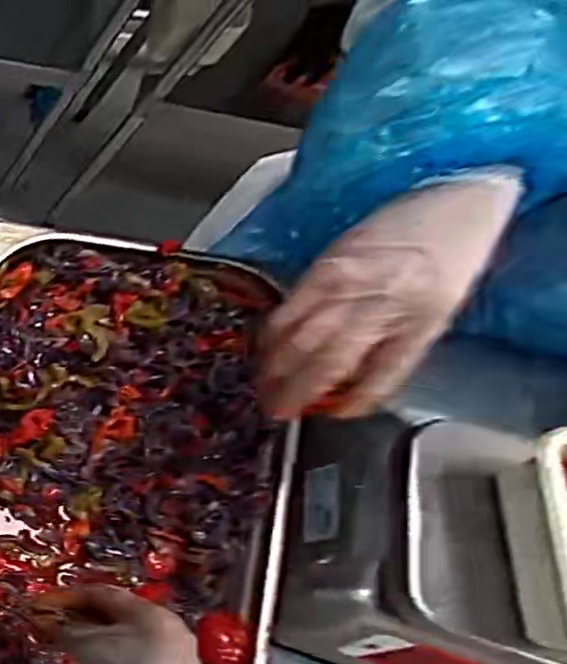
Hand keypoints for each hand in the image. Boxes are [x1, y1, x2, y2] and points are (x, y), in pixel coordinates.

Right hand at [35, 586, 213, 663]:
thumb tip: (44, 620)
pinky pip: (136, 646)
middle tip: (53, 619)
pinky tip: (95, 655)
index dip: (64, 596)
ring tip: (69, 637)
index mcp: (147, 610)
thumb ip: (62, 628)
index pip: (99, 592)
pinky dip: (111, 645)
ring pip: (126, 629)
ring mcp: (175, 645)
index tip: (39, 604)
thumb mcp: (84, 646)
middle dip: (78, 613)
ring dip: (93, 630)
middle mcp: (166, 622)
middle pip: (114, 610)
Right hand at [258, 170, 522, 418]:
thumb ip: (397, 338)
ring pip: (299, 343)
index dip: (359, 397)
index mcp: (425, 317)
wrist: (454, 197)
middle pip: (329, 361)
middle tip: (274, 410)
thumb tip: (354, 374)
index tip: (336, 414)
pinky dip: (267, 338)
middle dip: (296, 391)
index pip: (386, 370)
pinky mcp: (321, 274)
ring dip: (273, 371)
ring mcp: (349, 289)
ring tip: (261, 386)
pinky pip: (284, 315)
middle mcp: (385, 306)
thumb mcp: (441, 302)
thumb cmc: (451, 253)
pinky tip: (260, 351)